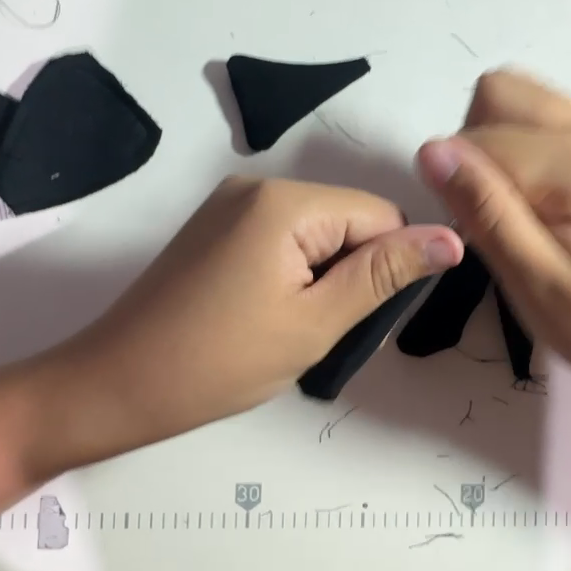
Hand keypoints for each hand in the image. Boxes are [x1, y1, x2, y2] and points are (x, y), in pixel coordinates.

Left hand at [35, 177, 461, 468]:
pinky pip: (279, 239)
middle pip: (347, 220)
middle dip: (351, 274)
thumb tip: (452, 238)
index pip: (380, 215)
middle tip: (317, 332)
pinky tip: (264, 315)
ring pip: (315, 234)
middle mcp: (256, 186)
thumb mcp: (315, 323)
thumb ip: (385, 275)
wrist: (118, 384)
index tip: (356, 320)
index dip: (386, 268)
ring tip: (288, 328)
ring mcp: (228, 206)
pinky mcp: (212, 229)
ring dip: (321, 279)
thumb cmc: (221, 362)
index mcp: (285, 202)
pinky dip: (290, 275)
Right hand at [416, 70, 570, 402]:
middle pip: (502, 91)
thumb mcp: (527, 273)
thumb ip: (481, 206)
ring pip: (520, 100)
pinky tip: (533, 202)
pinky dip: (522, 150)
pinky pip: (543, 121)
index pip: (484, 136)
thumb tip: (430, 150)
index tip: (477, 228)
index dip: (462, 180)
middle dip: (476, 145)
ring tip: (513, 208)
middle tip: (492, 210)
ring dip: (498, 146)